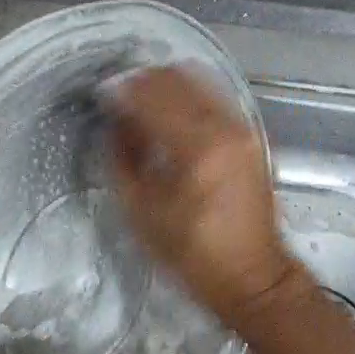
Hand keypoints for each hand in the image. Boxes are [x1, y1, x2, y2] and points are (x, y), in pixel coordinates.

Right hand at [105, 65, 298, 327]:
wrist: (252, 275)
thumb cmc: (192, 254)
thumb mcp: (142, 214)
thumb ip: (123, 160)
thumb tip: (115, 124)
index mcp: (195, 148)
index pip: (151, 96)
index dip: (120, 91)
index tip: (101, 96)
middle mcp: (224, 128)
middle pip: (176, 78)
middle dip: (142, 82)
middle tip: (119, 96)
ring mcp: (243, 128)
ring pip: (197, 80)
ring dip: (166, 84)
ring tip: (143, 102)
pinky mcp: (251, 135)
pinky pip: (214, 95)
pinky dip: (188, 95)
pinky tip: (172, 113)